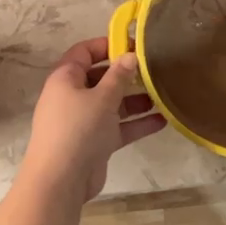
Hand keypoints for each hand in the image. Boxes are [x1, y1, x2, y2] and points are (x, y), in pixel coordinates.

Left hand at [22, 37, 165, 201]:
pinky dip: (136, 124)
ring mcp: (83, 121)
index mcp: (66, 78)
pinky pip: (118, 127)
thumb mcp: (102, 97)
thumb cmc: (78, 129)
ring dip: (135, 100)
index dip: (107, 45)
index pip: (84, 52)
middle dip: (127, 75)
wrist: (61, 180)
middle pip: (101, 78)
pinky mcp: (95, 143)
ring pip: (112, 104)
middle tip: (154, 70)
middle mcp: (72, 96)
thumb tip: (130, 56)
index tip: (134, 44)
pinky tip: (162, 121)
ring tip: (164, 95)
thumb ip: (119, 76)